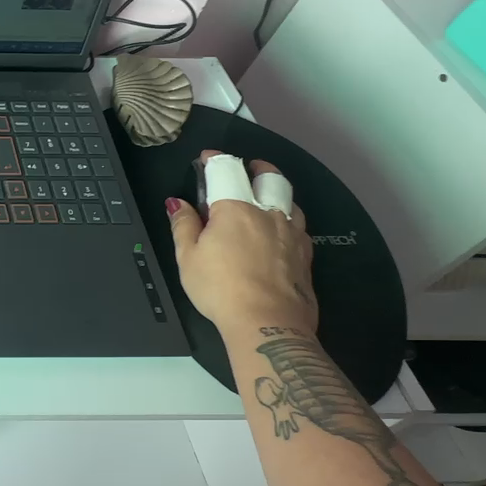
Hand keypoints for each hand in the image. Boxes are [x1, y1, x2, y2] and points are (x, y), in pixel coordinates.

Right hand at [166, 150, 316, 339]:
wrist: (269, 327)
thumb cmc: (221, 289)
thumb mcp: (188, 256)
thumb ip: (183, 224)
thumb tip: (178, 203)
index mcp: (236, 209)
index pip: (226, 171)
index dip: (214, 159)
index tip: (206, 158)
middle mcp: (269, 214)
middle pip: (271, 178)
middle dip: (258, 167)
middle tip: (248, 167)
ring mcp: (293, 236)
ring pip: (291, 201)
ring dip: (277, 194)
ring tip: (265, 198)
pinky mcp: (307, 257)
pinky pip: (300, 227)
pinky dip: (287, 219)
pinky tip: (278, 231)